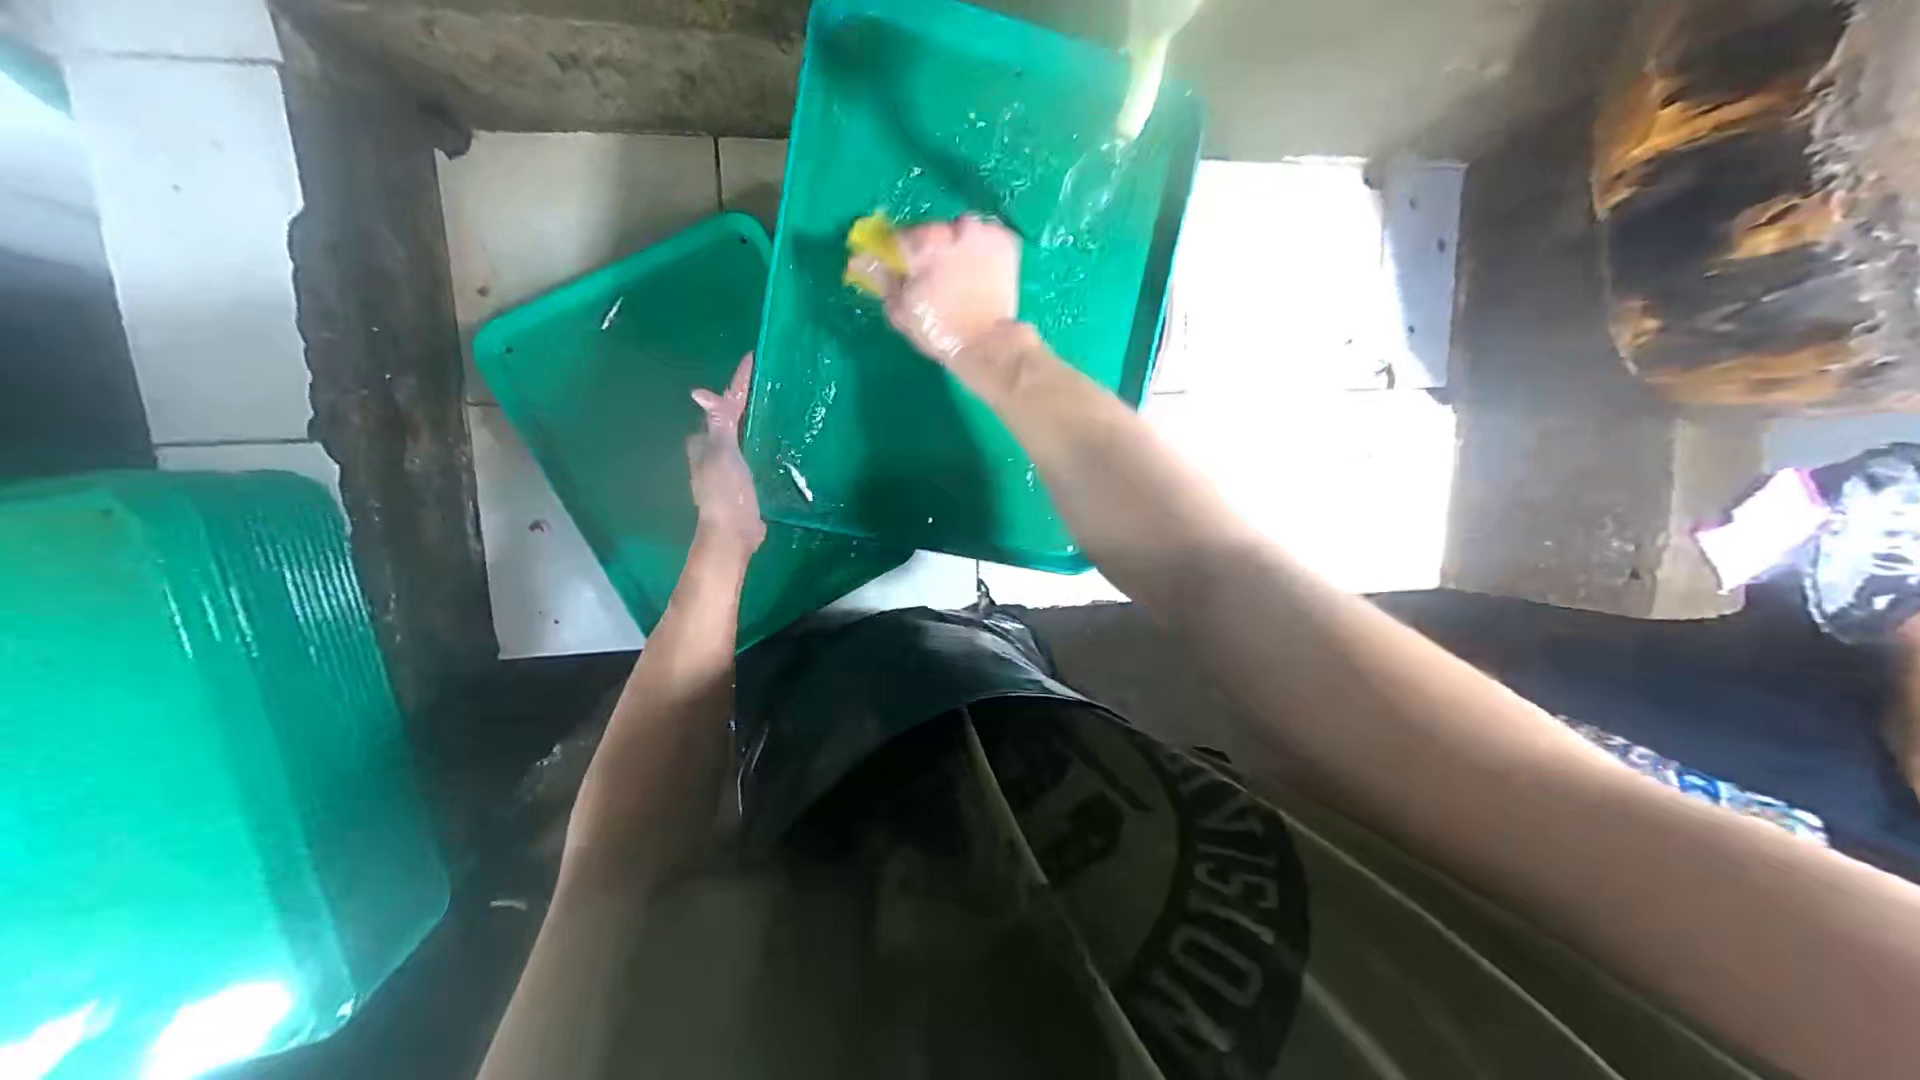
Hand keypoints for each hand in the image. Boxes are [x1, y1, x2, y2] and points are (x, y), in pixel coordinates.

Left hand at [686, 354, 765, 560]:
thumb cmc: (726, 492)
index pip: (724, 404)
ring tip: (775, 402)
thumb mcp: (722, 454)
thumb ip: (718, 425)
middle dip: (745, 398)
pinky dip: (761, 439)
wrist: (733, 533)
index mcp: (705, 441)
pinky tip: (776, 438)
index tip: (752, 358)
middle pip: (730, 417)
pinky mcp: (744, 481)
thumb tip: (700, 393)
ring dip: (754, 418)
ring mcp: (728, 467)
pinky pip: (753, 451)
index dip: (738, 382)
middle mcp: (713, 451)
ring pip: (742, 433)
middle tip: (768, 378)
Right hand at [850, 214, 1024, 367]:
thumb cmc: (939, 331)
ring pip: (960, 231)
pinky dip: (979, 248)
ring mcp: (983, 232)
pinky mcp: (1006, 242)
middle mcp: (954, 227)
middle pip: (931, 232)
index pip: (897, 238)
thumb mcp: (901, 310)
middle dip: (925, 251)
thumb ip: (883, 280)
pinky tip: (977, 269)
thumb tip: (866, 261)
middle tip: (928, 275)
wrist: (987, 344)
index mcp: (924, 243)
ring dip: (955, 246)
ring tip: (956, 273)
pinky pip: (985, 236)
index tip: (892, 267)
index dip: (892, 254)